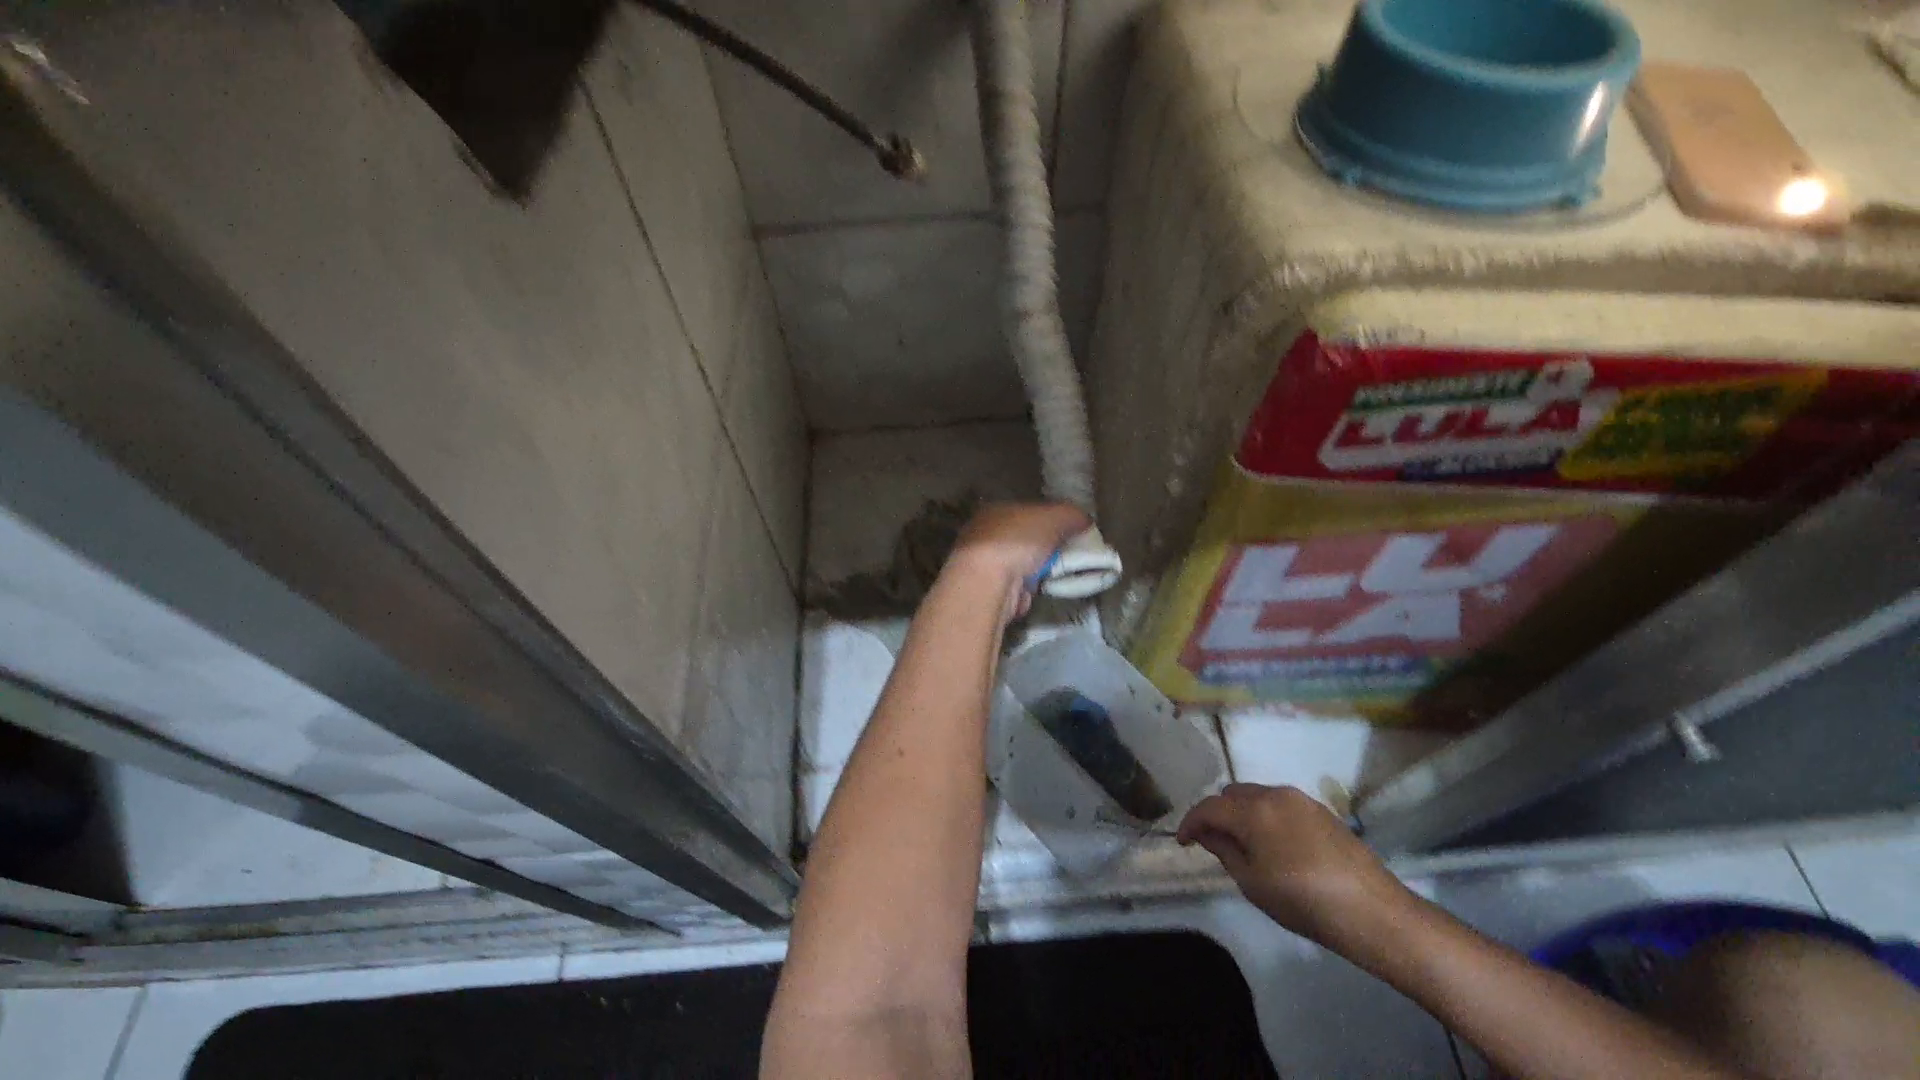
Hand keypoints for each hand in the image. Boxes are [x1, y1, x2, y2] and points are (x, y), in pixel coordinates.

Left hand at [943, 502, 1092, 622]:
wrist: (988, 583)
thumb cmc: (1019, 540)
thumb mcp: (1056, 517)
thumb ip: (1073, 515)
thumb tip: (1084, 521)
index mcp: (996, 509)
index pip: (1027, 512)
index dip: (1050, 521)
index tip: (1069, 534)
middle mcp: (983, 534)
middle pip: (1023, 539)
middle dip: (1043, 549)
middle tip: (1067, 558)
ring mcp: (981, 563)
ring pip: (1018, 565)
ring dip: (1035, 573)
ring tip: (1056, 577)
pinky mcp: (985, 590)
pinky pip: (1013, 588)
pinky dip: (1026, 592)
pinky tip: (1037, 593)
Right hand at [1177, 784, 1413, 948]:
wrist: (1371, 910)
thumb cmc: (1303, 901)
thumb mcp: (1252, 883)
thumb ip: (1225, 851)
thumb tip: (1208, 833)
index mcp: (1253, 811)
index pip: (1209, 807)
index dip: (1190, 823)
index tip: (1183, 842)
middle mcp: (1276, 795)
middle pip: (1233, 794)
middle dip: (1218, 814)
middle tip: (1214, 843)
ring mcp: (1303, 800)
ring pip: (1258, 796)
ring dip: (1244, 813)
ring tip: (1245, 845)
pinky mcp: (1323, 811)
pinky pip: (1282, 804)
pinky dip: (1267, 817)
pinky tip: (1275, 845)